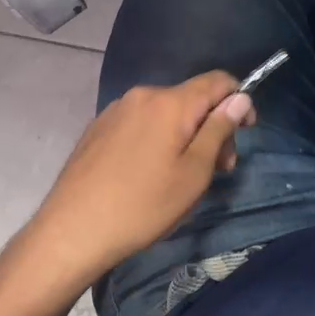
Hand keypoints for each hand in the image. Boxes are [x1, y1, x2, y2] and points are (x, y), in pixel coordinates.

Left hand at [9, 72, 253, 307]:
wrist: (69, 235)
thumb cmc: (142, 207)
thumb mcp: (194, 173)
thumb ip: (219, 130)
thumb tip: (239, 98)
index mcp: (170, 103)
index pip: (219, 80)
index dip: (239, 100)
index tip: (244, 133)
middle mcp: (142, 96)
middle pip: (192, 98)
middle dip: (212, 126)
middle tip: (217, 170)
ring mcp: (115, 111)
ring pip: (166, 112)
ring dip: (185, 135)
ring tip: (182, 177)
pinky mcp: (97, 130)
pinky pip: (141, 123)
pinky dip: (158, 140)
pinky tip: (149, 175)